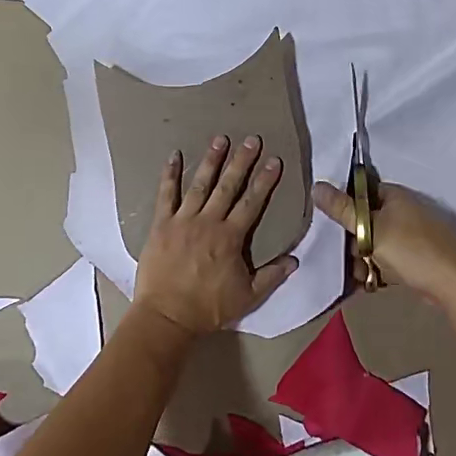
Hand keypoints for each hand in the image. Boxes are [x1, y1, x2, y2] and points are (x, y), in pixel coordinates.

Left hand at [133, 135, 298, 335]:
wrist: (166, 316)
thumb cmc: (208, 308)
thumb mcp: (248, 296)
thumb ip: (272, 276)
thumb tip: (295, 260)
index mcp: (230, 237)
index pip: (252, 202)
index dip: (265, 180)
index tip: (274, 160)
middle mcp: (208, 222)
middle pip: (228, 186)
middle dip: (241, 161)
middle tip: (251, 139)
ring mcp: (182, 221)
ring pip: (200, 184)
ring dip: (211, 160)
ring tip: (220, 139)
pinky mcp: (161, 225)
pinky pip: (165, 195)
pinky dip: (169, 175)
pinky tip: (174, 156)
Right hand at [312, 180, 455, 300]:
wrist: (453, 283)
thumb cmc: (409, 249)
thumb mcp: (368, 228)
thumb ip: (341, 209)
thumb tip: (316, 185)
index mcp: (395, 196)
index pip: (361, 193)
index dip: (346, 208)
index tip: (336, 227)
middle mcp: (405, 211)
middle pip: (366, 221)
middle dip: (354, 242)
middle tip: (351, 258)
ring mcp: (413, 235)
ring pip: (376, 244)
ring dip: (365, 260)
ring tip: (363, 276)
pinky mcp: (418, 258)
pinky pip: (390, 260)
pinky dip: (380, 270)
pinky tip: (373, 283)